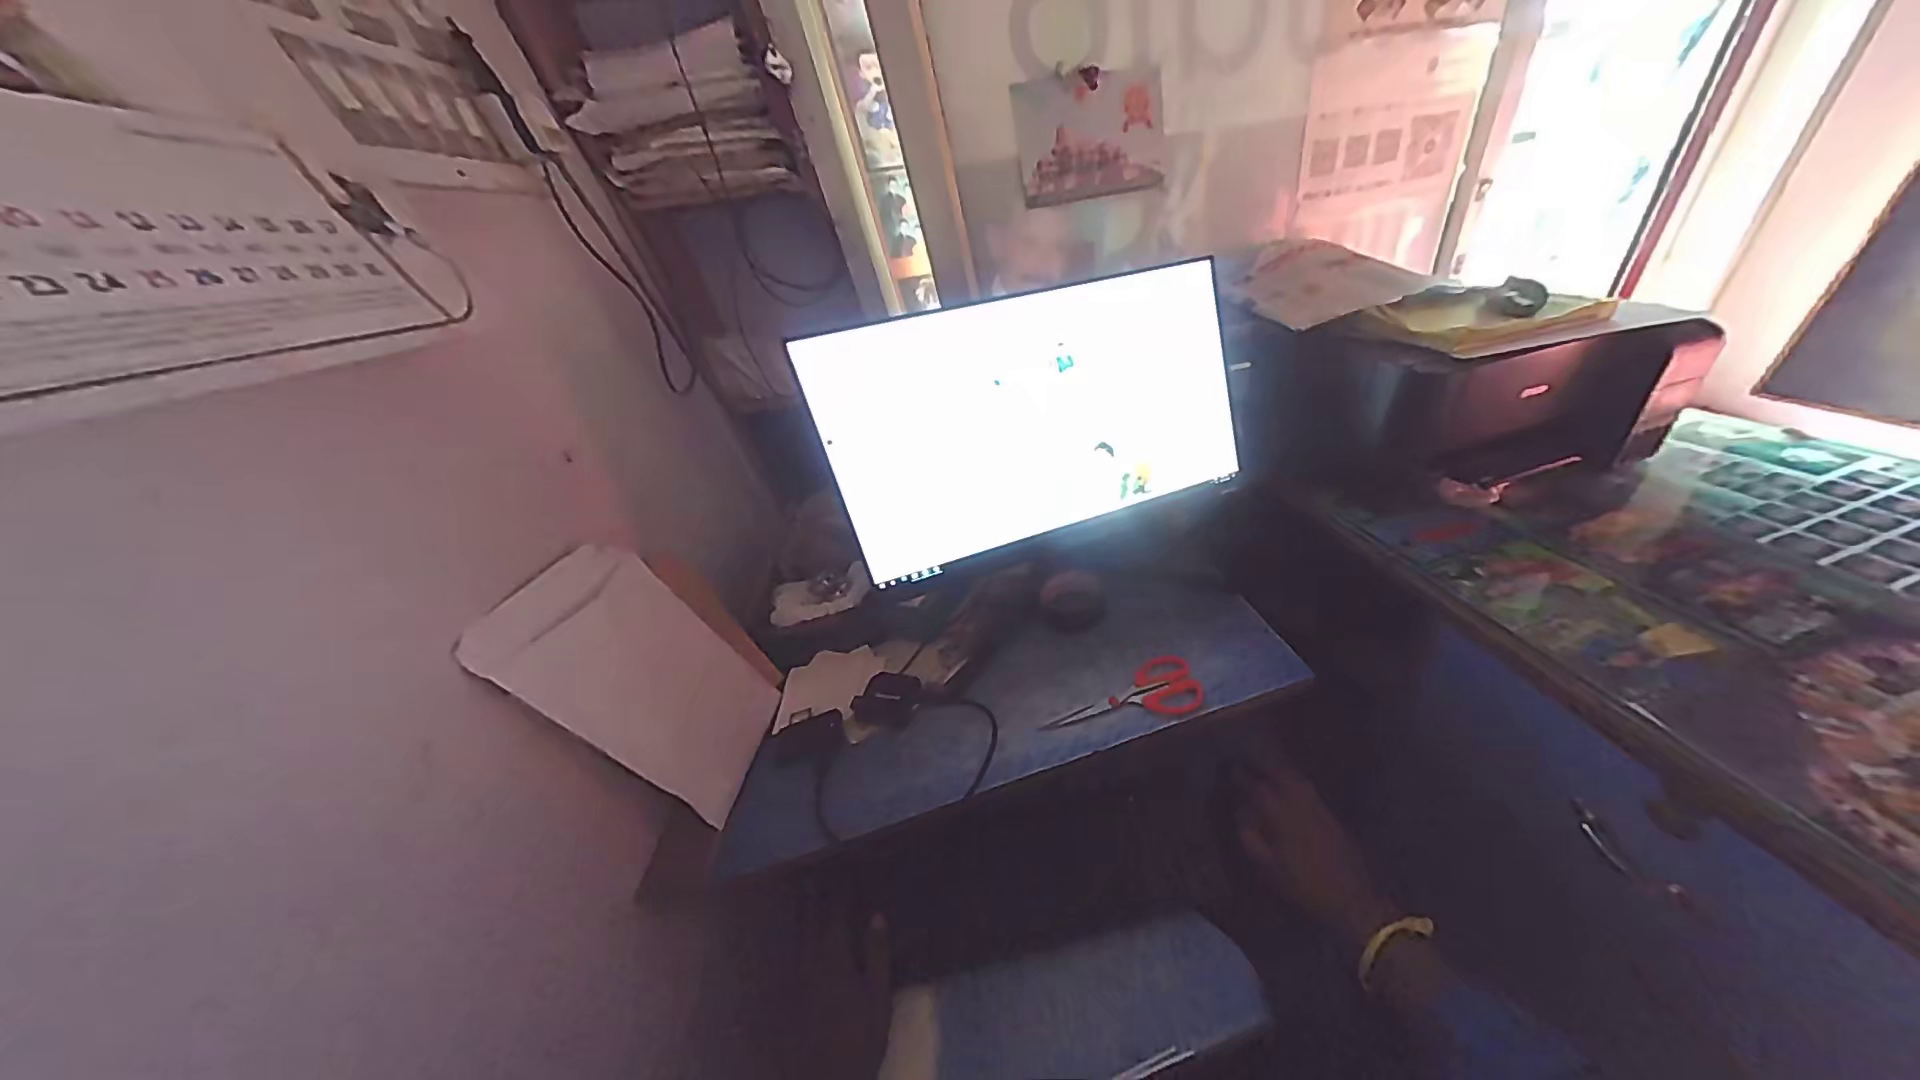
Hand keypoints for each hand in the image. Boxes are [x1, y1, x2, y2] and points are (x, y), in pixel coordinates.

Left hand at [793, 893, 892, 1078]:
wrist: (824, 1075)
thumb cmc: (859, 1037)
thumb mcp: (878, 997)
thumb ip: (876, 953)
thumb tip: (877, 916)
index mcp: (835, 956)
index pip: (836, 914)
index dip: (839, 892)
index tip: (842, 873)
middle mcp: (811, 959)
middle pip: (810, 920)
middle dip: (813, 896)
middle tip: (814, 875)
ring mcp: (795, 977)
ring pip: (795, 935)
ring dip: (798, 913)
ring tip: (798, 893)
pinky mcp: (785, 994)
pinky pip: (784, 957)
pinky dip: (785, 940)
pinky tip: (785, 934)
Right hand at [1233, 749, 1396, 946]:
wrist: (1352, 901)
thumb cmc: (1303, 886)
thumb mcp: (1268, 868)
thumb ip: (1251, 839)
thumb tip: (1242, 817)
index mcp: (1282, 817)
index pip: (1258, 789)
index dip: (1243, 778)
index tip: (1232, 770)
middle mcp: (1302, 806)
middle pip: (1283, 776)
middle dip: (1265, 767)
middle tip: (1252, 764)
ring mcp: (1321, 811)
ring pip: (1300, 781)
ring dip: (1283, 773)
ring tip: (1271, 772)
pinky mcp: (1334, 819)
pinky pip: (1311, 792)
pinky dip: (1298, 785)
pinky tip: (1292, 792)